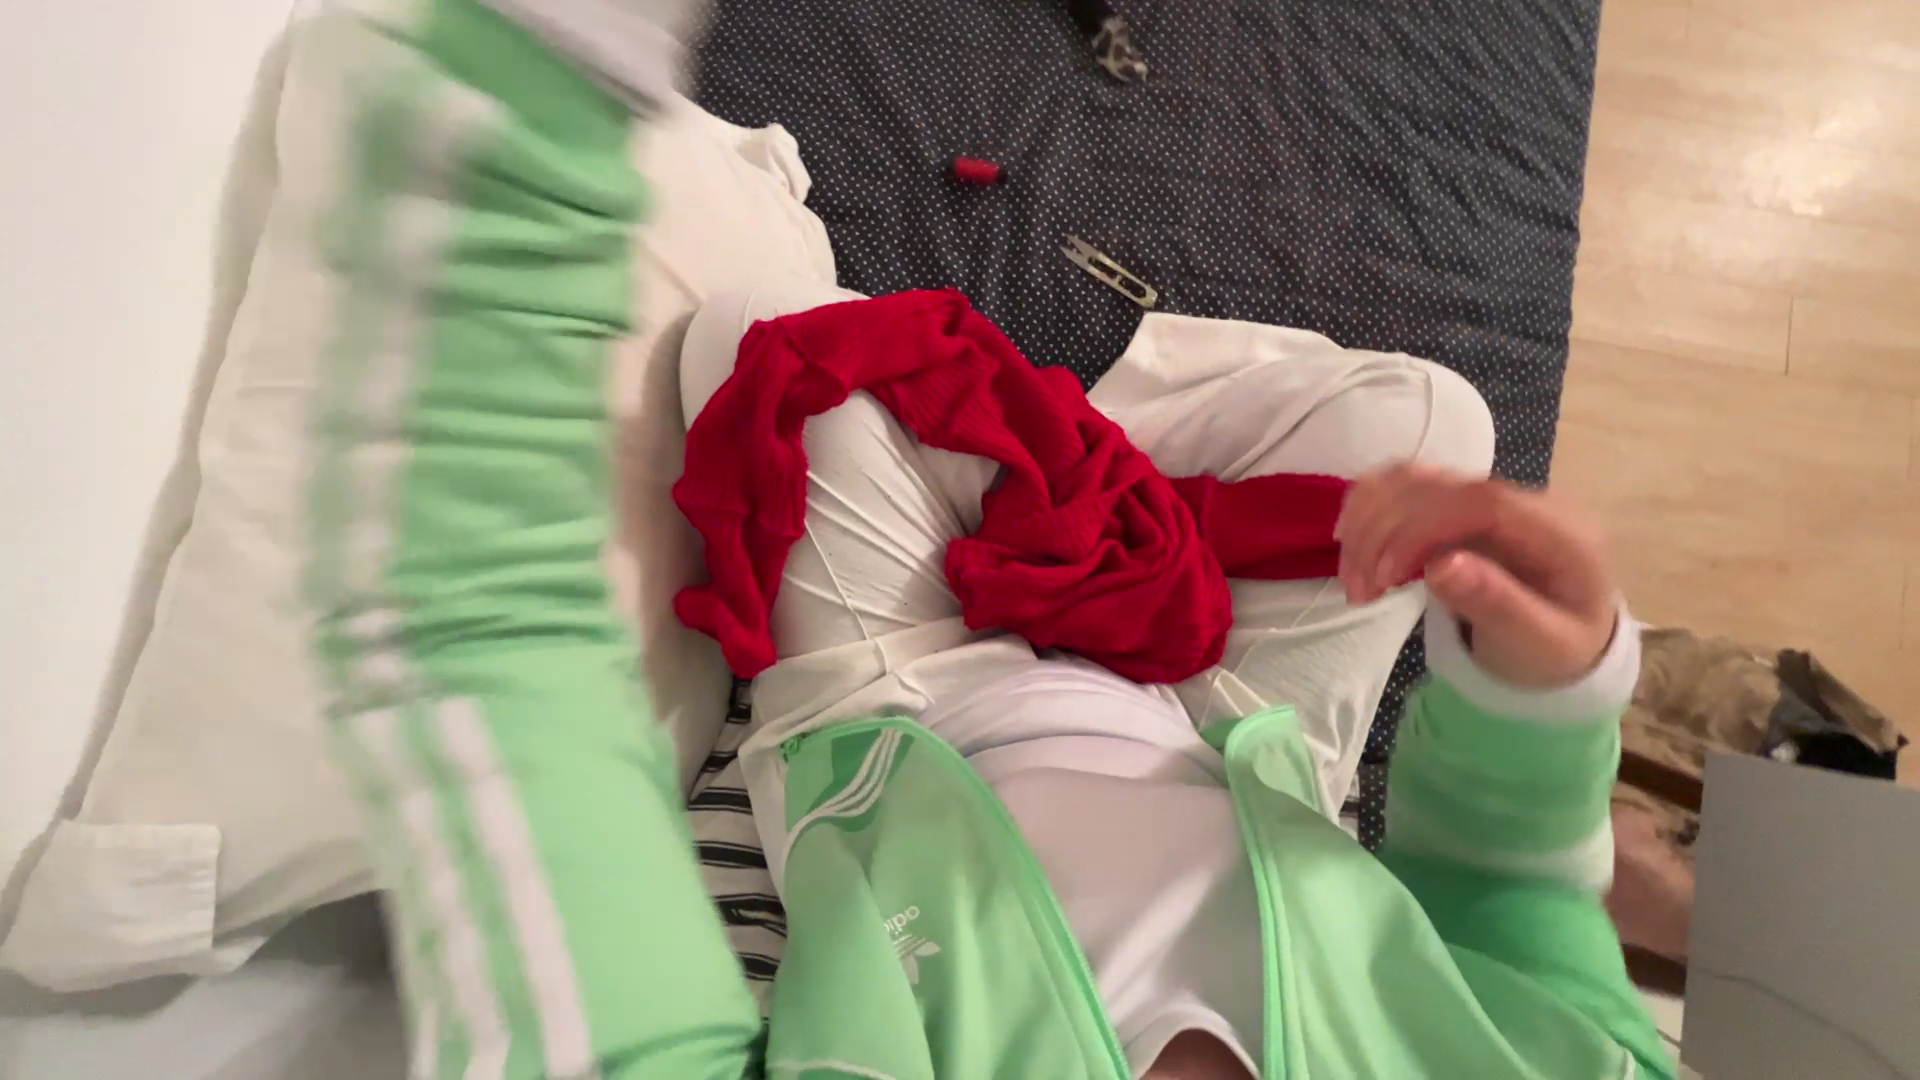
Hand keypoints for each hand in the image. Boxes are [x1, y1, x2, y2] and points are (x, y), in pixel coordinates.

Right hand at [1333, 464, 1618, 687]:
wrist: (1560, 639)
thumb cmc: (1552, 646)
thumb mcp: (1539, 641)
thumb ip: (1497, 603)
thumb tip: (1440, 565)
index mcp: (1555, 529)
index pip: (1477, 502)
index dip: (1418, 531)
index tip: (1385, 577)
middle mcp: (1517, 498)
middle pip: (1433, 485)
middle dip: (1381, 533)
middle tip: (1358, 591)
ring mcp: (1481, 496)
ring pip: (1405, 481)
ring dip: (1364, 522)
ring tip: (1353, 576)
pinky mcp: (1451, 503)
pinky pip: (1396, 488)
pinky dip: (1364, 512)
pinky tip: (1350, 543)